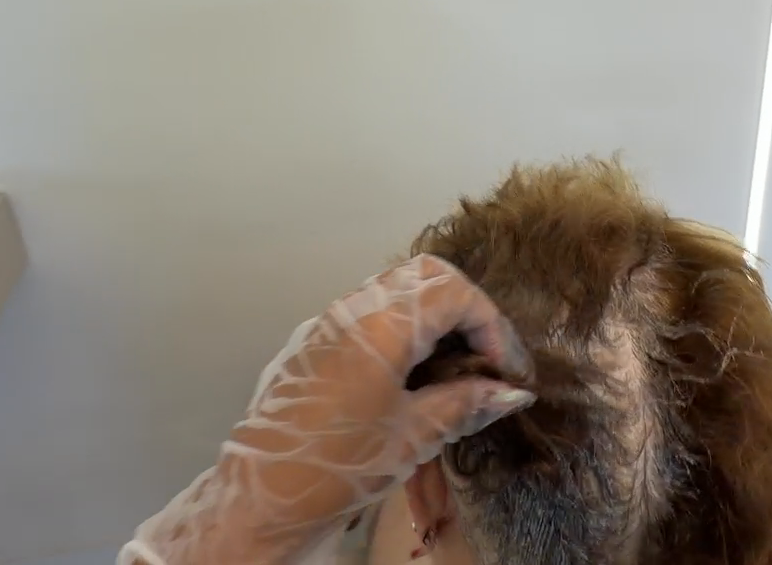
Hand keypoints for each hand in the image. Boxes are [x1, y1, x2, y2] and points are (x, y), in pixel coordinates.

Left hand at [123, 255, 536, 564]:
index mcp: (382, 324)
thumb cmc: (339, 467)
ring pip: (398, 284)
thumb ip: (466, 403)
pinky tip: (412, 366)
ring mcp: (331, 317)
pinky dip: (404, 320)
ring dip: (434, 310)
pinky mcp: (317, 335)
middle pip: (427, 272)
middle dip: (465, 304)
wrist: (259, 499)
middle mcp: (355, 306)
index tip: (503, 369)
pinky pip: (371, 305)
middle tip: (483, 351)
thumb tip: (512, 393)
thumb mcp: (413, 437)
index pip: (455, 292)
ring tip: (453, 359)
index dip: (490, 326)